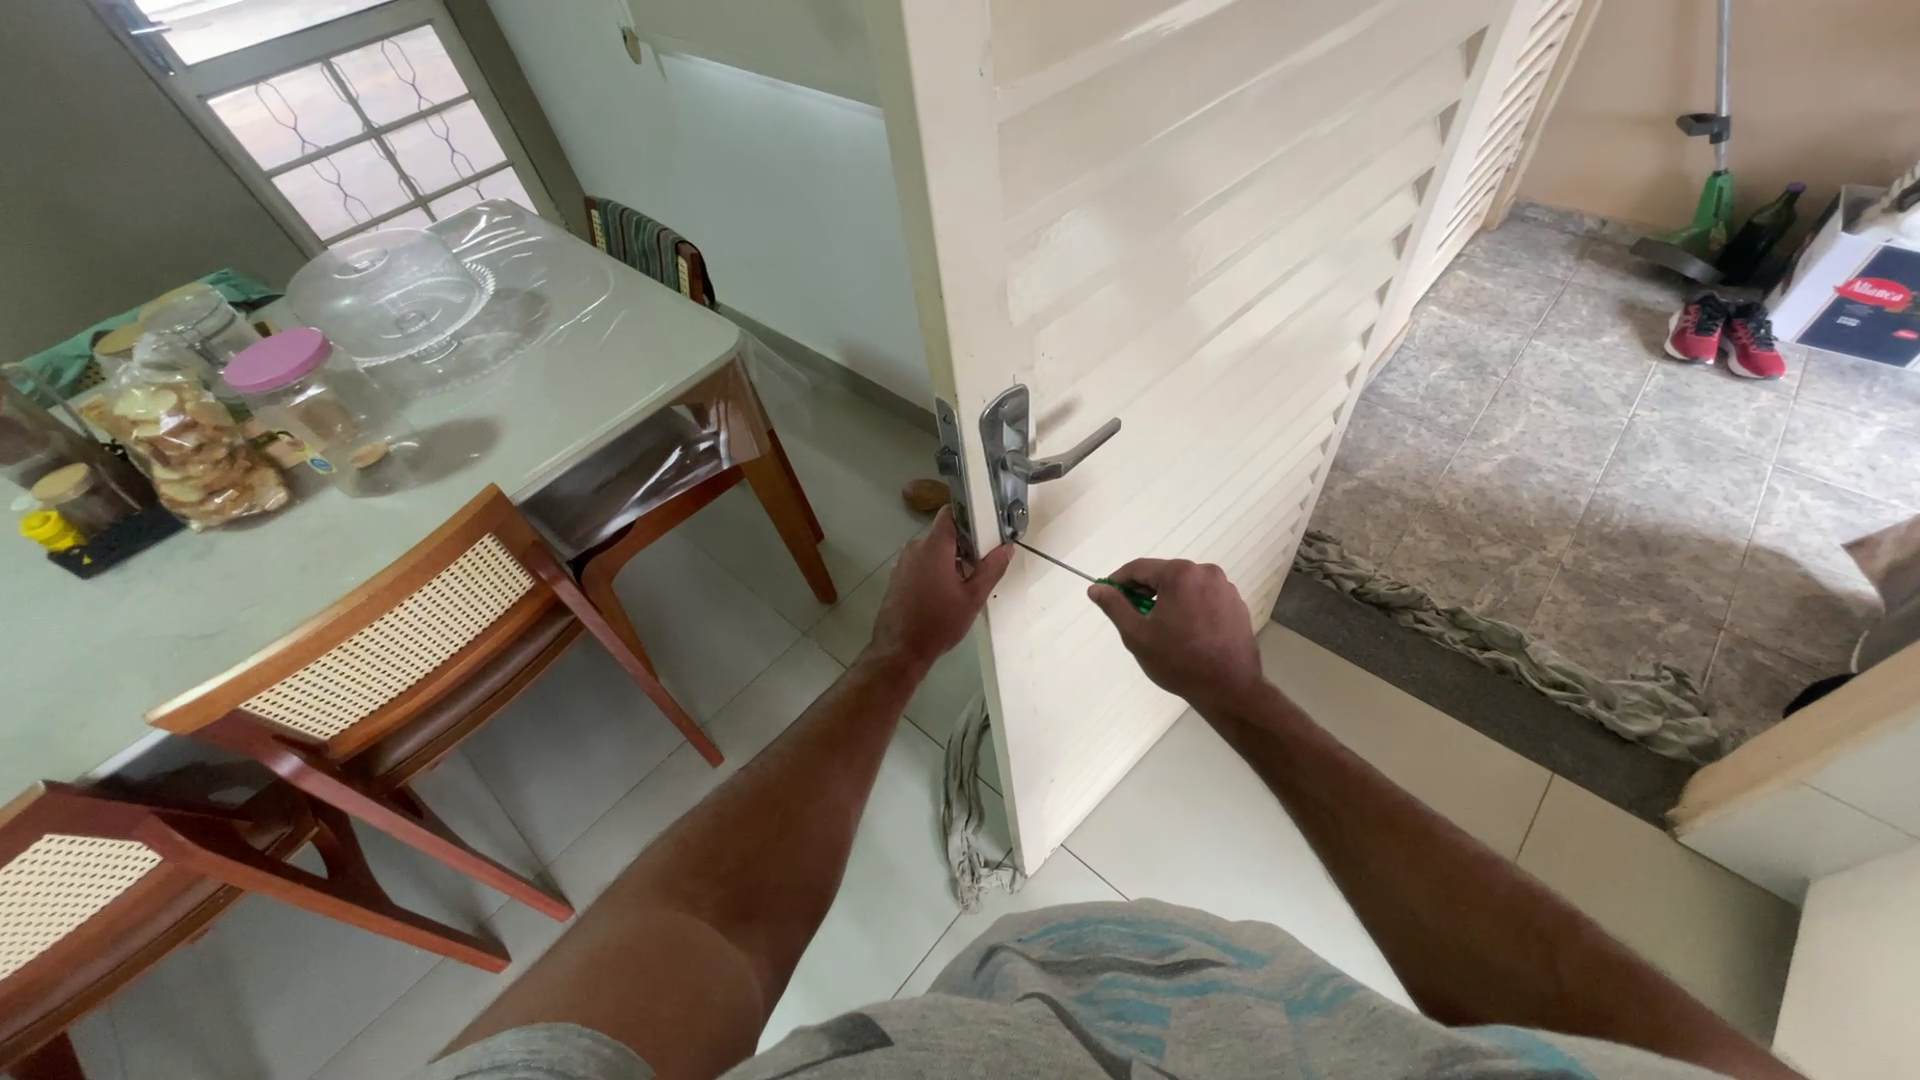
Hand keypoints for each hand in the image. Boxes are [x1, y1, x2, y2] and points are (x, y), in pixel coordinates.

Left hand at [868, 506, 1013, 668]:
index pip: (949, 513)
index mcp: (933, 547)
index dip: (968, 516)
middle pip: (943, 534)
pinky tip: (944, 593)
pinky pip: (920, 564)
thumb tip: (1006, 548)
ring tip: (965, 582)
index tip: (985, 529)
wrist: (900, 651)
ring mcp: (902, 563)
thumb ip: (991, 569)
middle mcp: (914, 548)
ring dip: (949, 560)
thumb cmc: (939, 623)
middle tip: (982, 562)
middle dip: (963, 544)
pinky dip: (934, 570)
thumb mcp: (973, 598)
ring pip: (932, 551)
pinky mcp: (897, 578)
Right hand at [1088, 559, 1265, 711]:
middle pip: (1164, 574)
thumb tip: (1096, 588)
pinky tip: (1186, 632)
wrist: (1229, 689)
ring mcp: (1225, 588)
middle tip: (1133, 616)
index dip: (1119, 581)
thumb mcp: (1137, 634)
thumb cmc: (1178, 661)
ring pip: (1185, 586)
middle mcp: (1206, 572)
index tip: (1107, 596)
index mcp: (1180, 574)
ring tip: (1160, 628)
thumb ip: (1114, 606)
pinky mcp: (1237, 605)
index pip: (1139, 568)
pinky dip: (1189, 607)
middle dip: (1144, 592)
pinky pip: (1204, 597)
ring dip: (1168, 599)